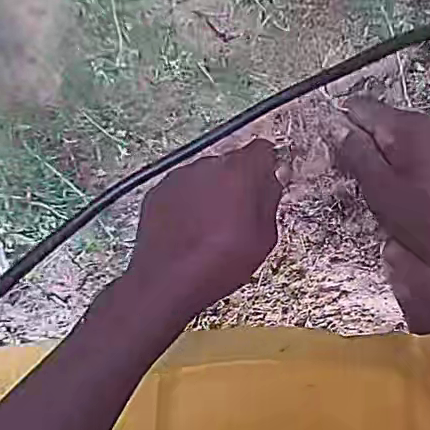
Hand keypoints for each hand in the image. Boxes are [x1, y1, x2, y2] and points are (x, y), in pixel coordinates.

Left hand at [124, 139, 282, 316]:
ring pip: (205, 177)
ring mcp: (178, 177)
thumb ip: (270, 201)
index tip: (268, 182)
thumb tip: (272, 183)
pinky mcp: (157, 192)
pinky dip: (188, 204)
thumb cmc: (218, 263)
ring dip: (211, 193)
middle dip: (238, 183)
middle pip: (231, 163)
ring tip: (212, 229)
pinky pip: (181, 190)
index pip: (262, 149)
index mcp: (240, 172)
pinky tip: (191, 231)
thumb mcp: (264, 238)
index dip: (267, 165)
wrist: (167, 280)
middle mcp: (208, 166)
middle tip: (241, 216)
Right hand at [334, 97, 429, 283]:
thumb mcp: (380, 189)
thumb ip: (356, 153)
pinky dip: (402, 170)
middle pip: (380, 125)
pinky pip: (414, 156)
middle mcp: (429, 126)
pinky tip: (402, 197)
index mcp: (408, 127)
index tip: (336, 153)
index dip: (342, 129)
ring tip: (381, 194)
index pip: (360, 108)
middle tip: (357, 180)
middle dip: (363, 148)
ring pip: (397, 142)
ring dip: (382, 163)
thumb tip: (338, 129)